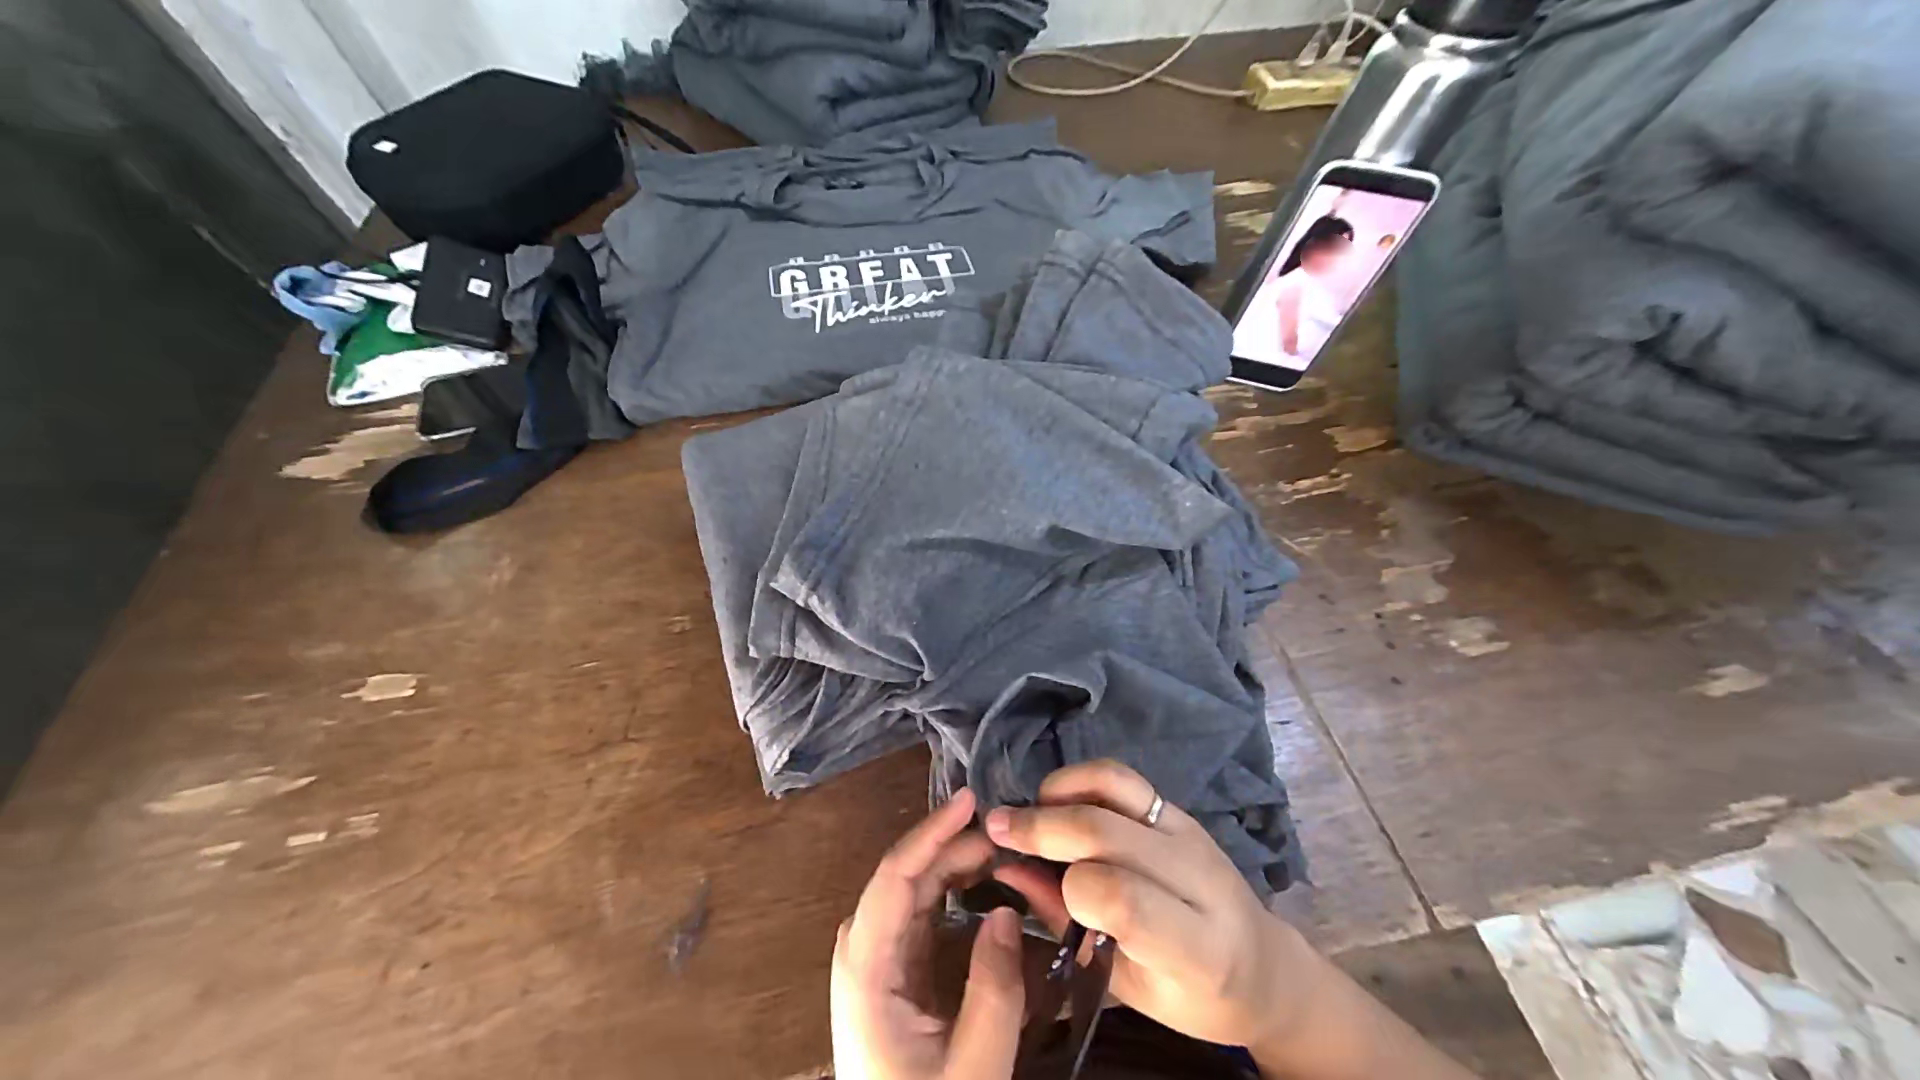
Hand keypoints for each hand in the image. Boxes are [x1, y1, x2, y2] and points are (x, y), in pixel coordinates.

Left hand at [831, 788, 1025, 1079]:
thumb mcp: (973, 1069)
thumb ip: (995, 992)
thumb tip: (1006, 911)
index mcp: (866, 964)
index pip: (895, 875)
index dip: (932, 832)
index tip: (971, 801)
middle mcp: (863, 947)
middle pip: (907, 875)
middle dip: (954, 846)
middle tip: (1007, 834)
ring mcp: (876, 955)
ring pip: (915, 888)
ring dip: (956, 864)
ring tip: (1002, 852)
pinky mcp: (893, 967)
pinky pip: (922, 911)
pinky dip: (954, 890)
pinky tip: (984, 883)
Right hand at [988, 760, 1320, 1052]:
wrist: (1262, 966)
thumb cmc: (1194, 996)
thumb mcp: (1130, 986)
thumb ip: (1068, 928)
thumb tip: (1007, 869)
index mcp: (1196, 948)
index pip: (1124, 898)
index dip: (1070, 886)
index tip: (1026, 878)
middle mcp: (1197, 876)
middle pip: (1106, 830)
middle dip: (1041, 825)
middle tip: (997, 827)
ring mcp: (1188, 832)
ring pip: (1114, 786)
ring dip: (1059, 791)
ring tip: (1030, 812)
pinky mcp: (1179, 809)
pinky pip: (1122, 777)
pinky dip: (1080, 779)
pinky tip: (1058, 800)